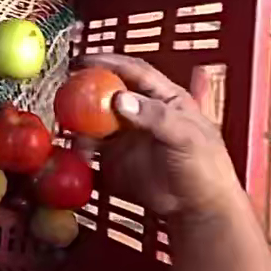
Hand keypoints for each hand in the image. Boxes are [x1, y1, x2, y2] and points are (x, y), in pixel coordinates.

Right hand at [82, 53, 244, 224]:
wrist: (197, 210)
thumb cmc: (204, 168)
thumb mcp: (185, 136)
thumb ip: (154, 116)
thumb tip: (119, 99)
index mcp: (164, 98)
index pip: (133, 71)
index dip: (108, 62)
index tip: (83, 60)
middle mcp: (141, 111)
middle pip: (108, 91)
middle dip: (86, 86)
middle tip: (66, 86)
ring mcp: (126, 134)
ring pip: (96, 118)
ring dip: (80, 117)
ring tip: (67, 119)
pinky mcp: (115, 158)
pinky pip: (91, 147)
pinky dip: (79, 146)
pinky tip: (74, 149)